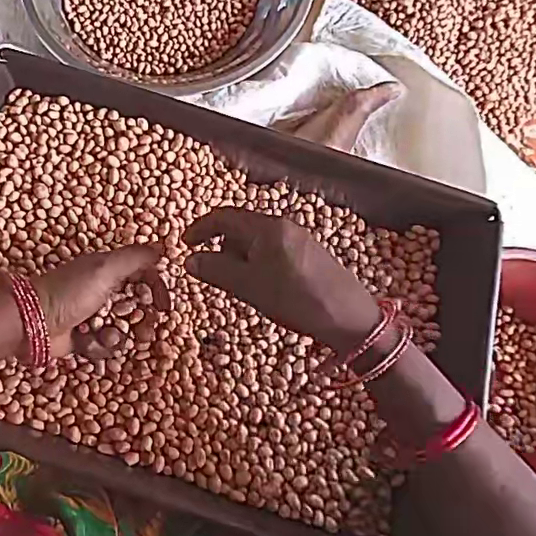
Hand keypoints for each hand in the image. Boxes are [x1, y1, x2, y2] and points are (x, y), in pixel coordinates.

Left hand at [31, 246, 165, 357]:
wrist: (31, 323)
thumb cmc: (68, 292)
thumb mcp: (104, 269)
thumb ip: (135, 258)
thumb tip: (162, 247)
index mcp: (108, 269)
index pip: (144, 275)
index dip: (157, 289)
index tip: (165, 306)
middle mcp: (103, 290)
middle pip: (137, 305)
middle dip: (141, 320)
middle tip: (143, 330)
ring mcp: (94, 315)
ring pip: (124, 328)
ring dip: (117, 334)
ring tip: (105, 334)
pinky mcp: (85, 336)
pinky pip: (106, 345)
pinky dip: (99, 345)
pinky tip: (88, 341)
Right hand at [182, 209, 379, 348]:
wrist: (350, 319)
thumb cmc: (296, 300)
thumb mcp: (248, 287)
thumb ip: (216, 270)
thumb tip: (189, 260)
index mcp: (267, 227)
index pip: (224, 217)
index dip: (200, 228)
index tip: (185, 244)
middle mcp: (284, 226)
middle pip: (241, 228)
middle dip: (220, 247)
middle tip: (210, 272)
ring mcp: (299, 240)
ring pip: (257, 242)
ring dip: (239, 259)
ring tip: (236, 286)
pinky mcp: (310, 256)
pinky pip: (273, 252)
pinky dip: (257, 264)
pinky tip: (261, 288)